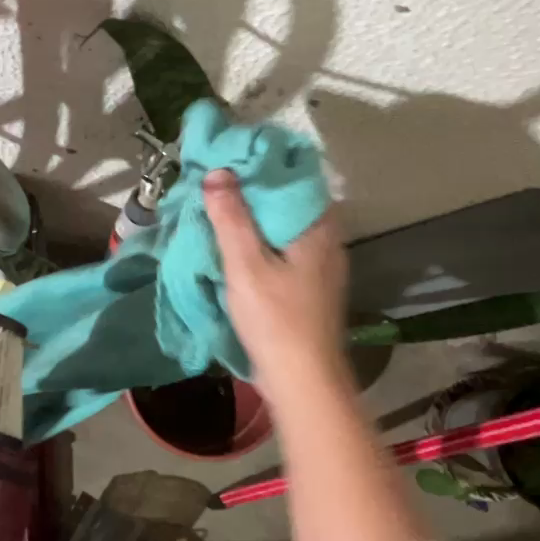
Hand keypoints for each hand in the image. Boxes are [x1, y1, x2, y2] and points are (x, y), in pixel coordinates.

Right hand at [202, 168, 349, 400]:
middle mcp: (327, 238)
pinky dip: (260, 241)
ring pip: (284, 226)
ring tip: (217, 211)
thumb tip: (218, 172)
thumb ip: (231, 218)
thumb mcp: (245, 265)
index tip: (224, 161)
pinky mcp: (311, 285)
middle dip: (251, 192)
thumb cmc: (275, 319)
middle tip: (212, 185)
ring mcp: (322, 264)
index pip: (292, 176)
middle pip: (287, 201)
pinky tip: (235, 247)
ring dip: (253, 218)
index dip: (258, 166)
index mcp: (317, 226)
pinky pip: (284, 248)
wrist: (303, 379)